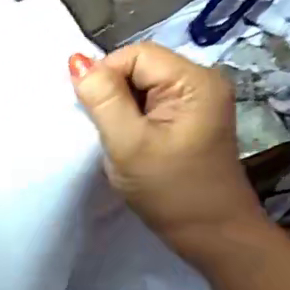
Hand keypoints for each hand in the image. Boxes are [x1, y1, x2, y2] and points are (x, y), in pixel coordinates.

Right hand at [69, 42, 266, 265]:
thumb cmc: (170, 191)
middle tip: (108, 133)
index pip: (134, 54)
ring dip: (121, 110)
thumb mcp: (128, 144)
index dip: (105, 77)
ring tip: (121, 141)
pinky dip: (133, 120)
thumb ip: (102, 99)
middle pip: (139, 67)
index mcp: (194, 80)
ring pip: (142, 86)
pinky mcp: (191, 119)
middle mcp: (201, 80)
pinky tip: (132, 144)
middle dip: (113, 95)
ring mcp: (198, 100)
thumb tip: (77, 60)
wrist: (212, 234)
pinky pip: (151, 104)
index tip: (95, 117)